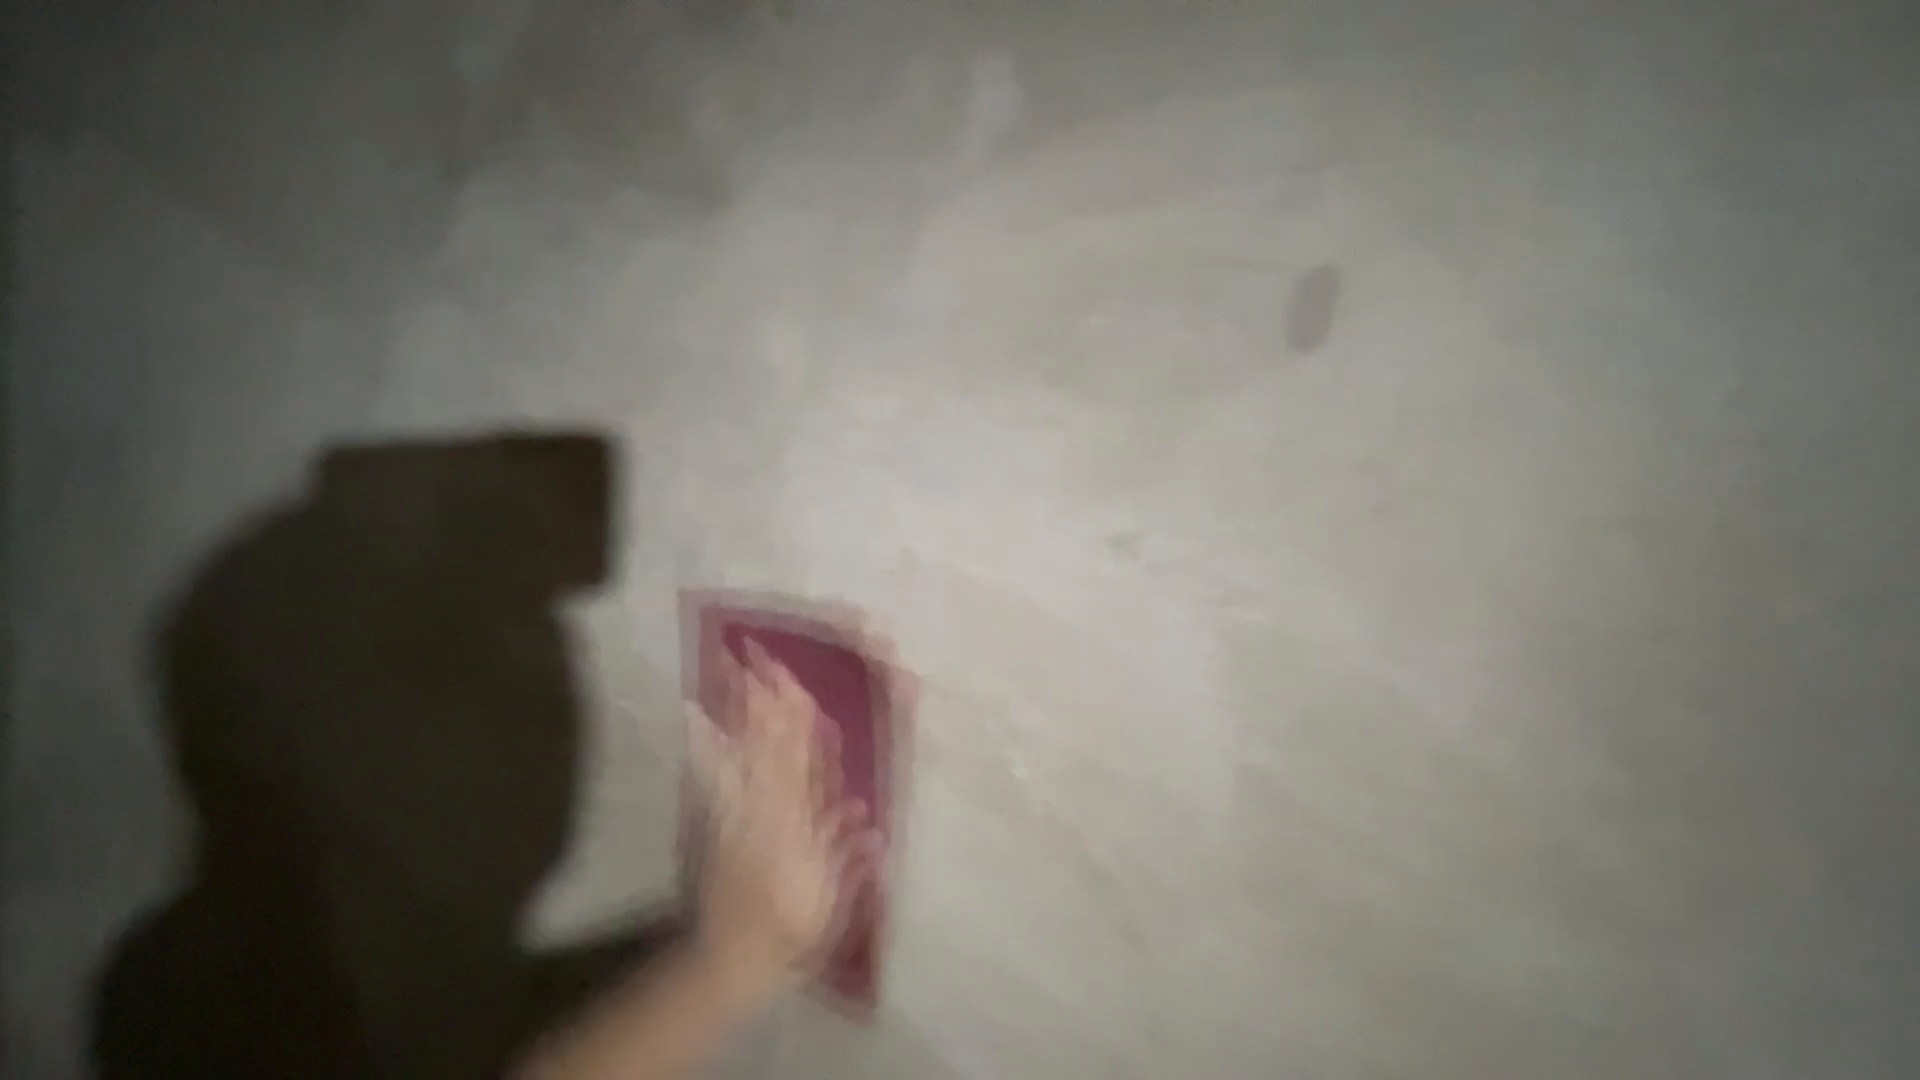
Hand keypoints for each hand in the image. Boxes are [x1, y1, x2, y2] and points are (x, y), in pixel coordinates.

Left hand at [685, 639, 880, 995]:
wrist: (734, 958)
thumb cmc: (793, 930)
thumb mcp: (830, 898)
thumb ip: (846, 855)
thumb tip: (864, 813)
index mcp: (796, 824)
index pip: (800, 758)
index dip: (794, 716)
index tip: (789, 678)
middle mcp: (765, 809)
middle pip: (765, 742)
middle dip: (759, 696)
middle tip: (750, 652)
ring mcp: (736, 811)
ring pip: (739, 749)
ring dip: (735, 708)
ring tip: (727, 668)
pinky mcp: (718, 821)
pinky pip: (713, 773)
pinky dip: (704, 743)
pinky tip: (694, 715)